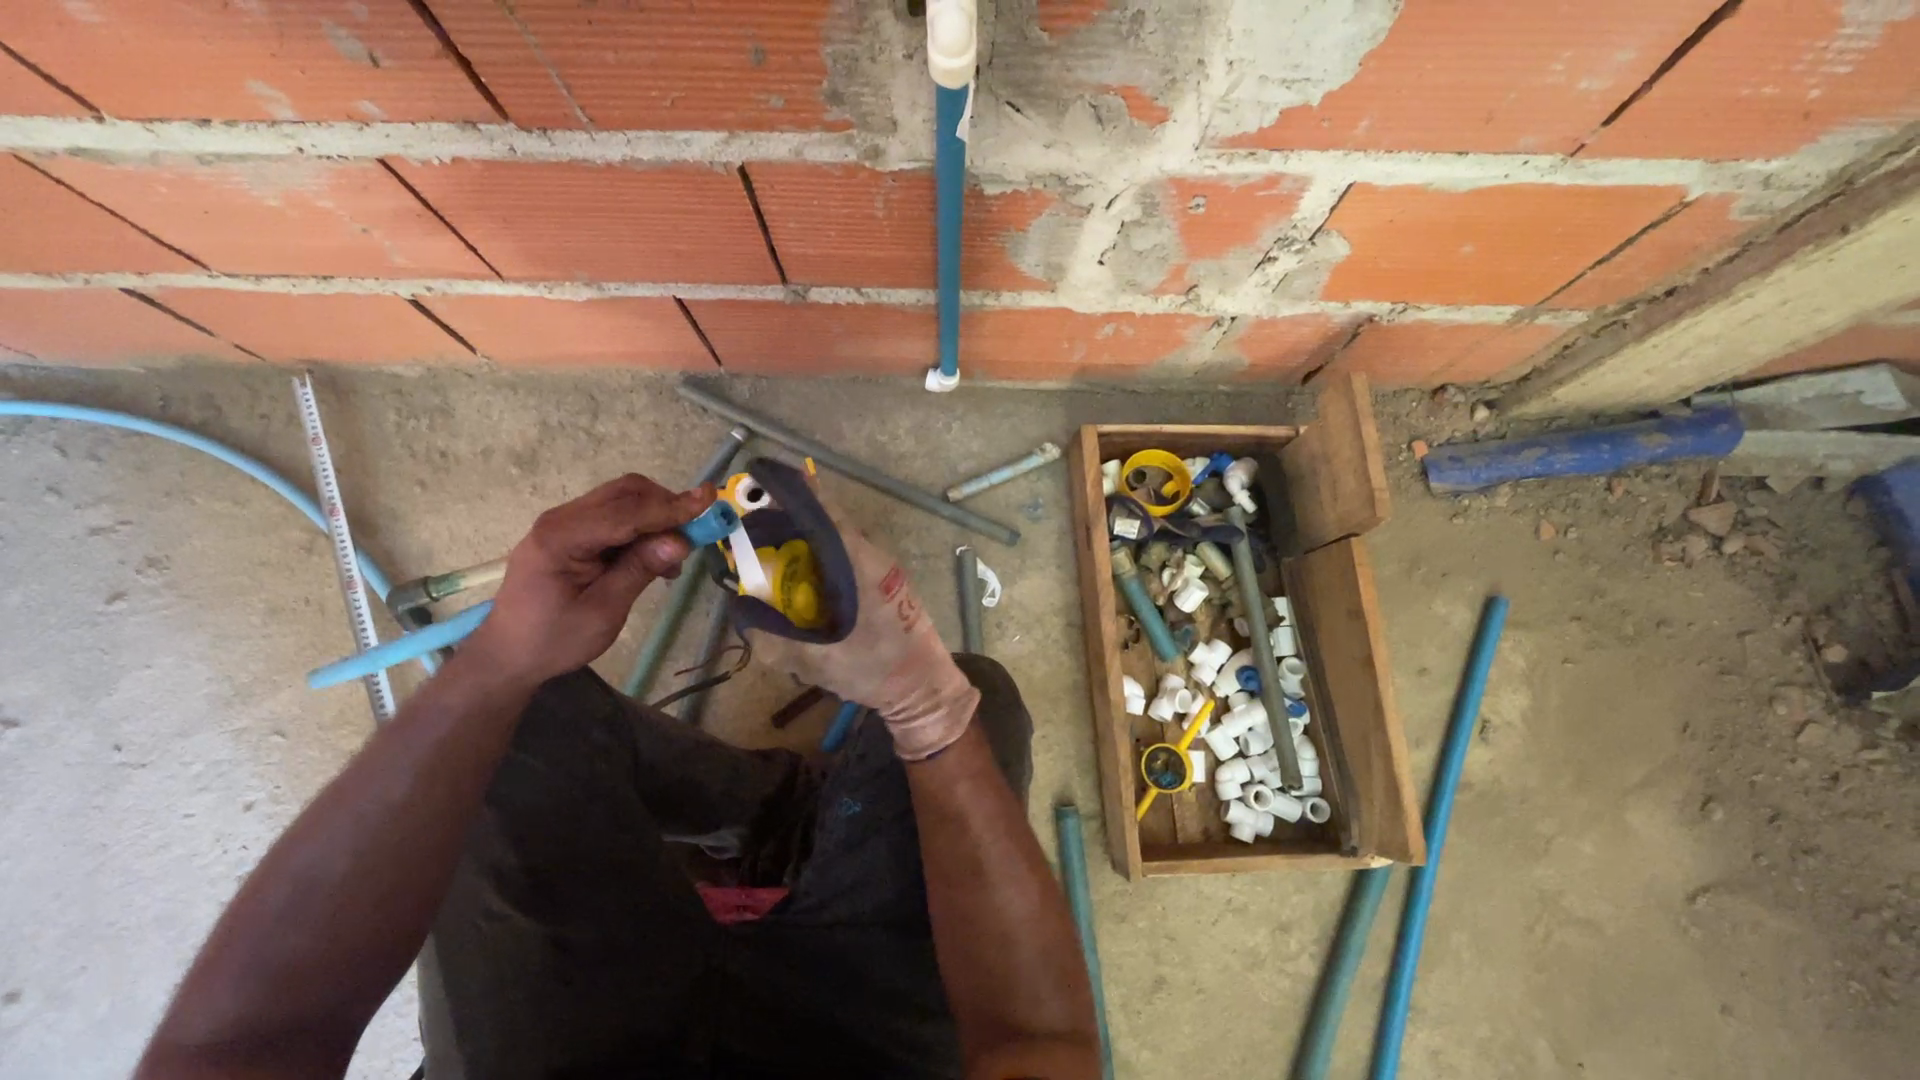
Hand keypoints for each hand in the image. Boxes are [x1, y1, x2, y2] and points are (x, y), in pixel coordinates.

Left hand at [465, 474, 713, 686]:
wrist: (508, 655)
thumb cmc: (554, 640)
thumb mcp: (603, 611)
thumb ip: (639, 570)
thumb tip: (679, 540)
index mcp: (561, 537)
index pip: (626, 512)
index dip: (670, 507)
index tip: (710, 502)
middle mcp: (560, 519)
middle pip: (625, 493)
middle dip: (666, 505)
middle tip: (698, 532)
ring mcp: (564, 523)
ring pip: (622, 500)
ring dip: (656, 516)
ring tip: (677, 552)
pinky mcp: (571, 532)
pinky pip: (614, 516)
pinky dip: (642, 527)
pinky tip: (655, 556)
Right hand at [750, 513, 978, 760]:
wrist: (924, 689)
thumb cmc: (876, 672)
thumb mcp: (817, 663)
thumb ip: (774, 640)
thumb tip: (743, 611)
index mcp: (861, 565)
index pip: (826, 513)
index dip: (791, 496)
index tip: (759, 488)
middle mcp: (874, 556)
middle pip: (826, 523)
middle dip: (787, 522)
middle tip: (750, 533)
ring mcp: (882, 568)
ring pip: (836, 541)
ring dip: (804, 543)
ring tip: (768, 555)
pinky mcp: (884, 581)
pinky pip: (845, 558)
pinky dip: (819, 560)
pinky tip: (798, 580)